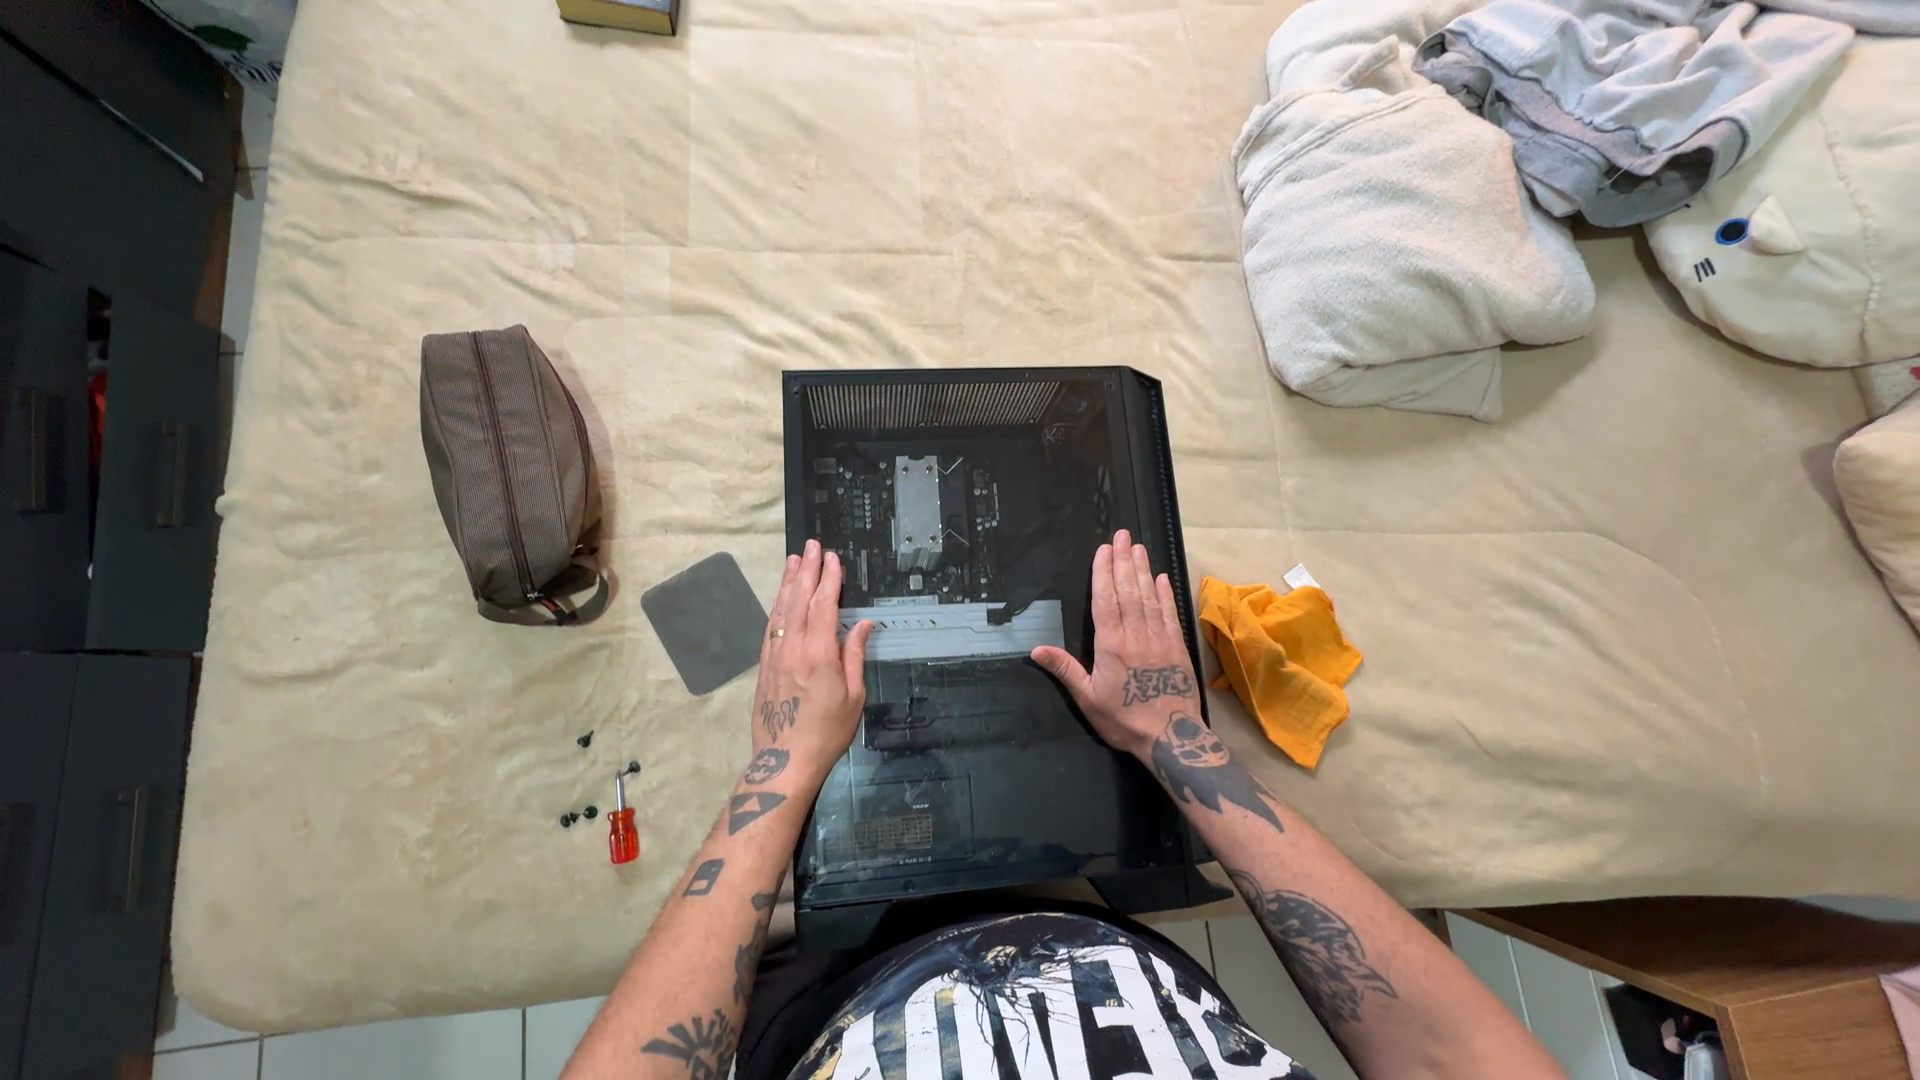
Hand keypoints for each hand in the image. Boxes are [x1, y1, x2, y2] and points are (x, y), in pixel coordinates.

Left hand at [747, 540, 873, 789]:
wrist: (785, 761)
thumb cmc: (828, 732)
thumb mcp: (854, 696)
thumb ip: (855, 655)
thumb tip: (864, 624)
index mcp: (820, 654)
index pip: (824, 605)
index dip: (829, 578)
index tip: (832, 557)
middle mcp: (794, 648)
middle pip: (800, 599)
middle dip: (807, 570)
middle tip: (812, 546)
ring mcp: (775, 655)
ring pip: (781, 609)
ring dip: (788, 582)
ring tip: (794, 560)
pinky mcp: (764, 665)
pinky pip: (770, 627)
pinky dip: (777, 606)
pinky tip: (781, 596)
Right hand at [1031, 529, 1200, 760]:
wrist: (1172, 737)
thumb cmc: (1124, 720)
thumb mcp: (1087, 698)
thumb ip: (1064, 669)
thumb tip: (1036, 649)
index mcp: (1111, 645)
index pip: (1105, 600)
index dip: (1103, 572)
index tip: (1104, 550)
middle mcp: (1136, 634)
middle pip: (1129, 590)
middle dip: (1124, 561)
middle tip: (1123, 535)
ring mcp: (1159, 638)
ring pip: (1150, 597)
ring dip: (1144, 570)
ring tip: (1139, 548)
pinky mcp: (1177, 647)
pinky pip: (1170, 613)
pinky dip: (1166, 594)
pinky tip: (1162, 578)